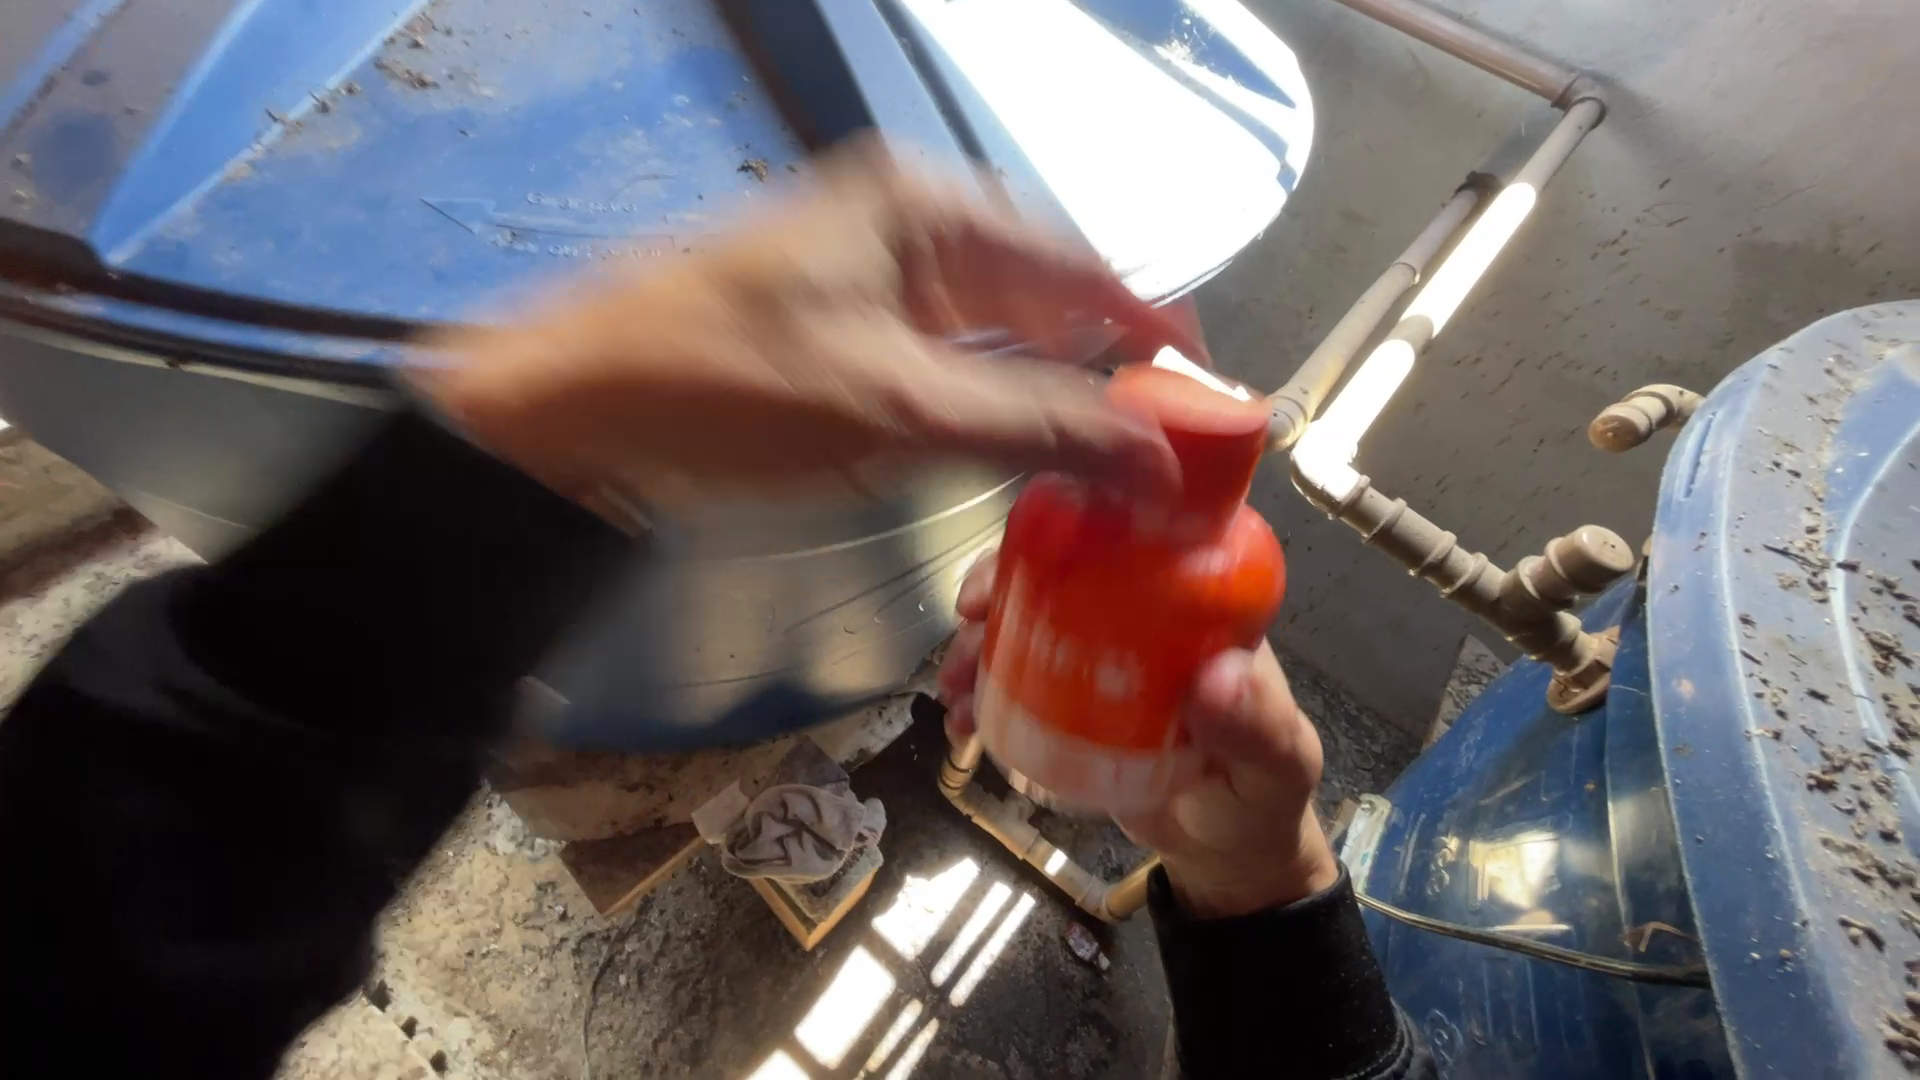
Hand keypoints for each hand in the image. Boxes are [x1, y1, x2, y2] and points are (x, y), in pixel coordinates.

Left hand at [418, 138, 1202, 504]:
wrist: (573, 412)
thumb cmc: (728, 392)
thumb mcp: (896, 411)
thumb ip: (1035, 427)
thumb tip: (1152, 457)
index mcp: (929, 209)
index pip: (1079, 263)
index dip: (1149, 328)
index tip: (1199, 393)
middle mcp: (909, 225)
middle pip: (1042, 293)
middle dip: (1101, 368)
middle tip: (1152, 445)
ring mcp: (873, 275)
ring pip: (995, 331)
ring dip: (1046, 391)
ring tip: (1101, 457)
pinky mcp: (845, 325)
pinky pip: (945, 357)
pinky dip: (987, 400)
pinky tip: (1012, 443)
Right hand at [939, 552, 1341, 918]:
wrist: (1223, 855)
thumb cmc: (1259, 797)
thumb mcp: (1276, 765)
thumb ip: (1259, 727)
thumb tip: (1218, 677)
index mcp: (1188, 612)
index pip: (1123, 548)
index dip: (1063, 540)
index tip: (1016, 565)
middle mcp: (1136, 624)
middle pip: (1057, 581)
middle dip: (999, 592)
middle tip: (966, 624)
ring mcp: (1097, 665)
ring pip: (1025, 631)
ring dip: (976, 647)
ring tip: (950, 689)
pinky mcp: (1069, 708)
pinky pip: (1016, 687)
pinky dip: (981, 698)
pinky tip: (962, 724)